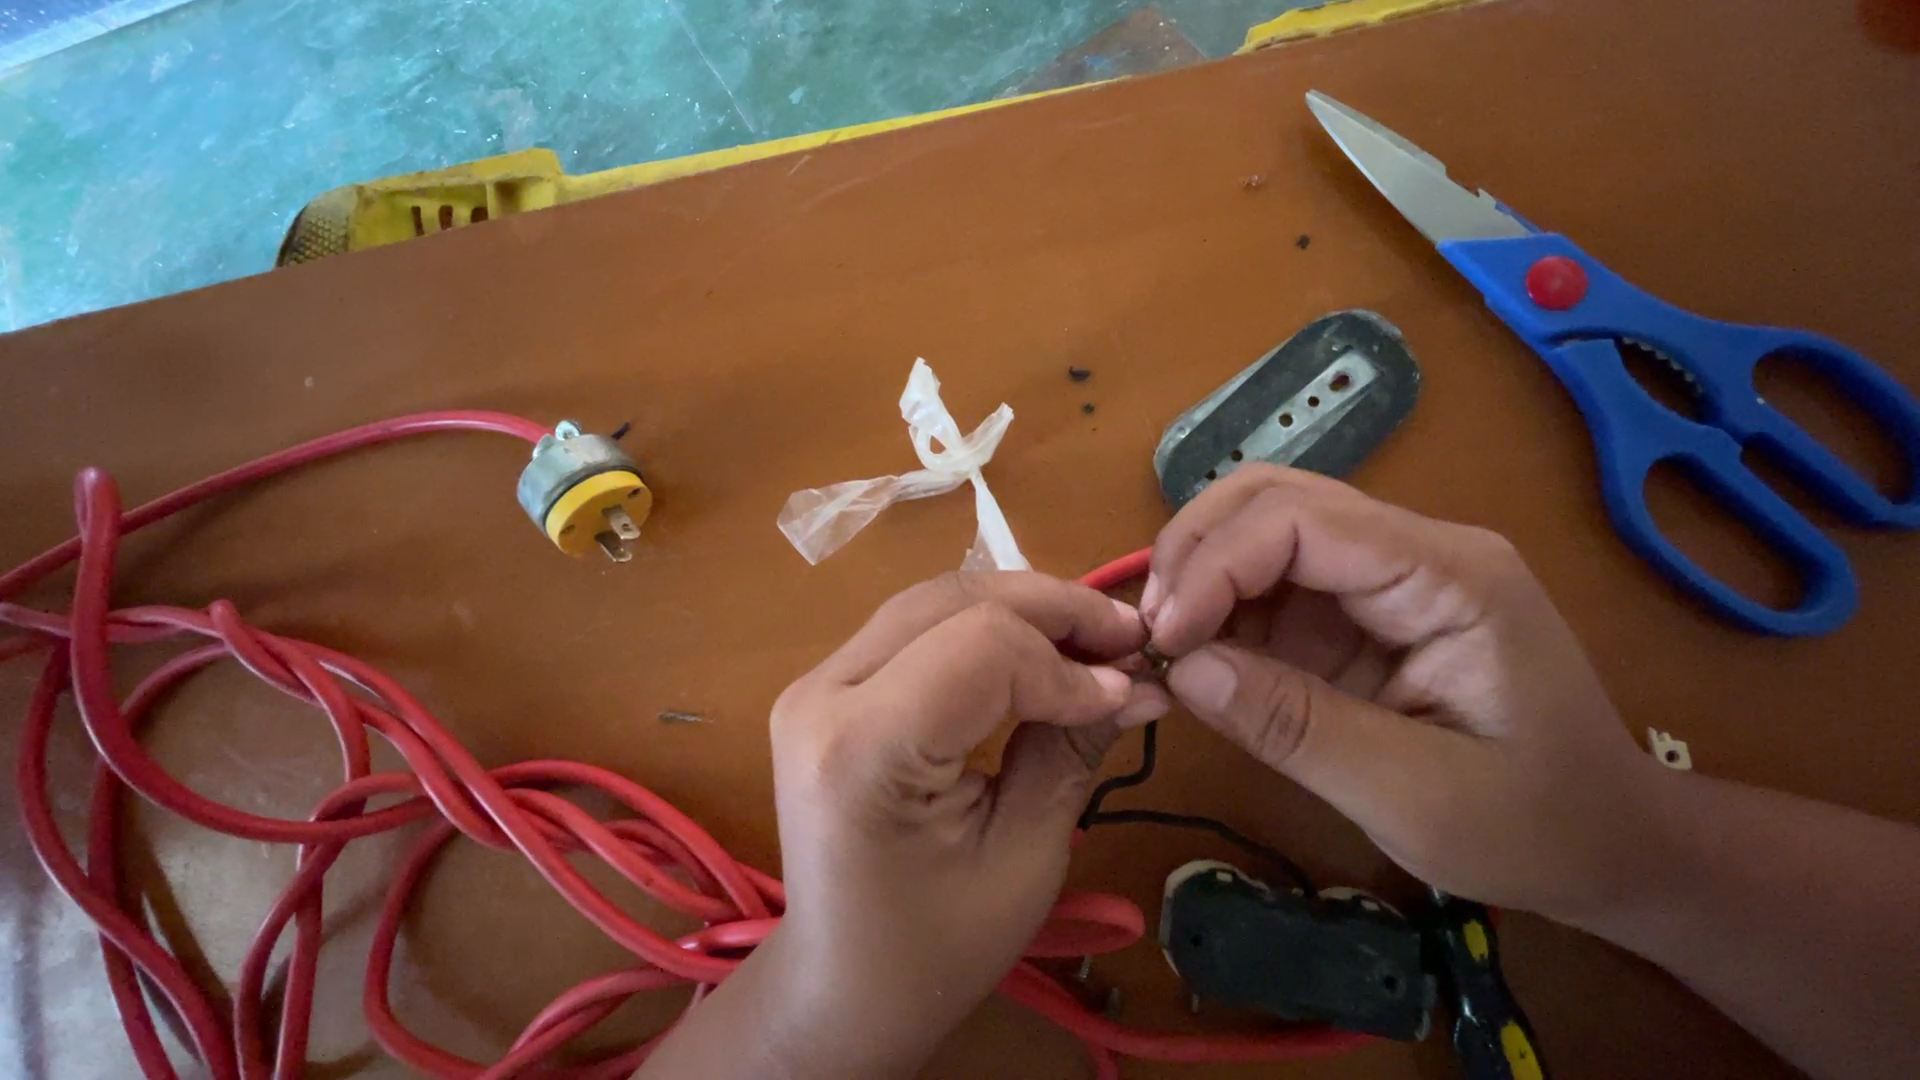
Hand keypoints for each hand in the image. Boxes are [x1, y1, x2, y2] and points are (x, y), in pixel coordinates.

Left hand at [751, 573, 1165, 1078]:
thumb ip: (1073, 749)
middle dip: (1052, 608)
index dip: (1065, 661)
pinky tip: (1033, 648)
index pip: (980, 648)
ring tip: (1090, 639)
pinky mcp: (825, 683)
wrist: (841, 981)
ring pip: (935, 598)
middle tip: (1127, 637)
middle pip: (954, 601)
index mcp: (862, 749)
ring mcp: (814, 682)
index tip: (1128, 693)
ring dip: (1021, 608)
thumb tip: (1139, 681)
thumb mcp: (1025, 855)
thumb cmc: (937, 946)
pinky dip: (984, 625)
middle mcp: (822, 694)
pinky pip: (916, 625)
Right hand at [1141, 466, 1665, 922]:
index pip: (1300, 519)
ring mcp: (1378, 572)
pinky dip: (1212, 605)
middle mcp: (1409, 548)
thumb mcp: (1416, 798)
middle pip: (1270, 497)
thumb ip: (1296, 727)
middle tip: (1148, 627)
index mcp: (1448, 574)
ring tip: (1160, 639)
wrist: (1605, 844)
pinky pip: (1264, 580)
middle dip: (1193, 550)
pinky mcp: (1350, 606)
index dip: (1215, 564)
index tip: (1164, 638)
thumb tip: (1182, 669)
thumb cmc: (1534, 826)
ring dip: (1194, 572)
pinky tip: (1191, 650)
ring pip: (1256, 525)